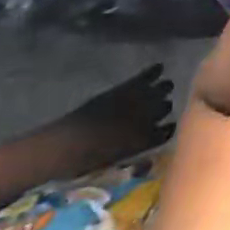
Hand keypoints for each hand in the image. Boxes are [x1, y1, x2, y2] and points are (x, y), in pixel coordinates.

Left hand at [41, 64, 176, 165]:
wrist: (61, 147)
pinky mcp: (128, 87)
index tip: (164, 128)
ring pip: (165, 88)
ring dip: (162, 90)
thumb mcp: (115, 160)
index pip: (169, 130)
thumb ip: (135, 148)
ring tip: (157, 90)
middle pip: (167, 107)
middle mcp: (150, 116)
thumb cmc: (85, 161)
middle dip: (162, 108)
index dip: (167, 128)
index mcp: (148, 138)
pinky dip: (155, 71)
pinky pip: (150, 74)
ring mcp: (140, 99)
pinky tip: (159, 68)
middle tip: (153, 111)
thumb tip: (146, 142)